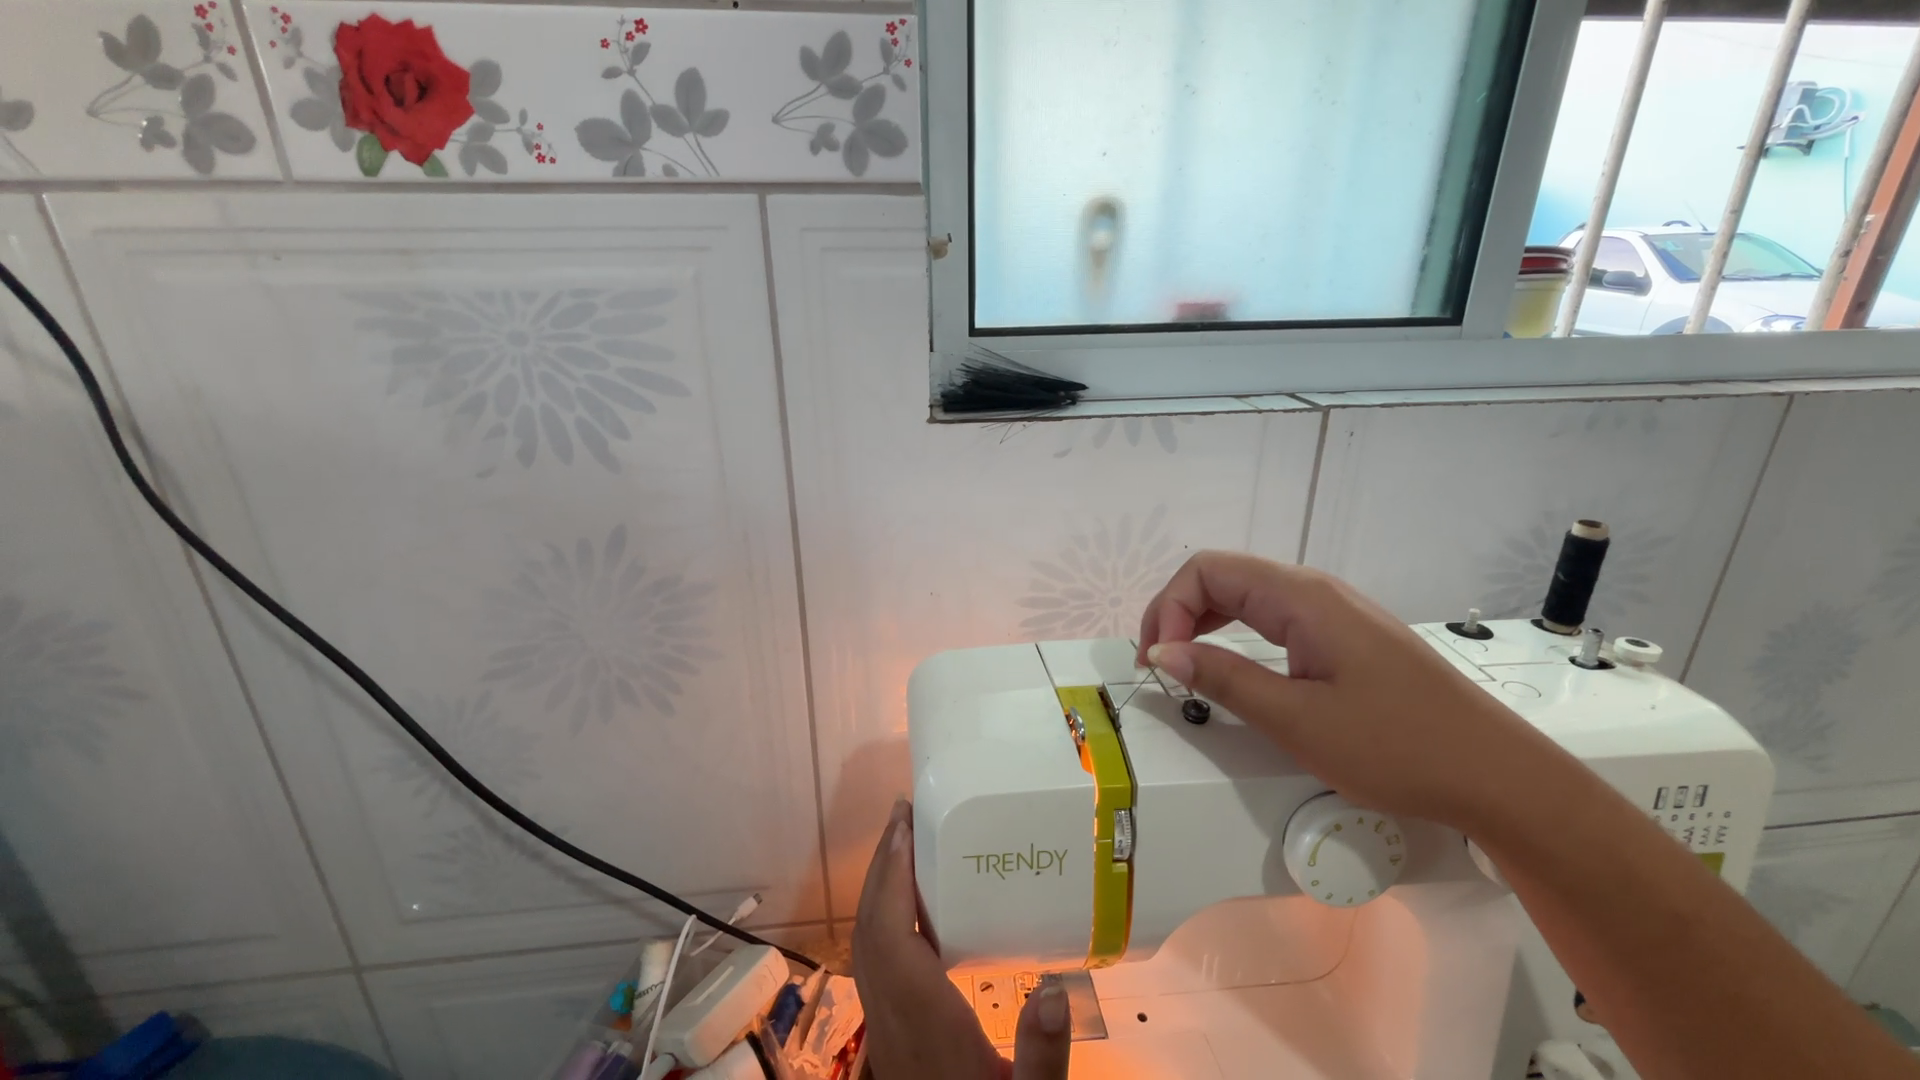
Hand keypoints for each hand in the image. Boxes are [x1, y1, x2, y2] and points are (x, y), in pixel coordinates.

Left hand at [852, 799, 1070, 1079]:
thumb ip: (1043, 1056)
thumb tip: (1051, 988)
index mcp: (924, 1023)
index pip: (890, 936)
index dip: (892, 877)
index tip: (904, 827)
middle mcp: (893, 1016)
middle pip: (870, 929)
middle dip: (883, 866)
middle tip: (905, 815)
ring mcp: (886, 1026)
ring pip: (866, 944)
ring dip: (880, 888)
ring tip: (907, 846)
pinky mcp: (891, 1033)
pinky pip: (876, 960)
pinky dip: (886, 918)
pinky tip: (916, 909)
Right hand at [1135, 551, 1567, 831]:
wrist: (1495, 774)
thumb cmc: (1395, 746)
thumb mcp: (1296, 719)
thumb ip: (1223, 678)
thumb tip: (1162, 653)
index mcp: (1301, 597)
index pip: (1207, 570)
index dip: (1168, 608)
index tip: (1158, 665)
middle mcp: (1315, 591)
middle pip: (1224, 575)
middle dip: (1177, 612)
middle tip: (1158, 666)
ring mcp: (1334, 612)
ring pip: (1247, 595)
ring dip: (1203, 623)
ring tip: (1181, 667)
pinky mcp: (1345, 637)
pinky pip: (1273, 618)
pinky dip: (1235, 634)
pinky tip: (1229, 666)